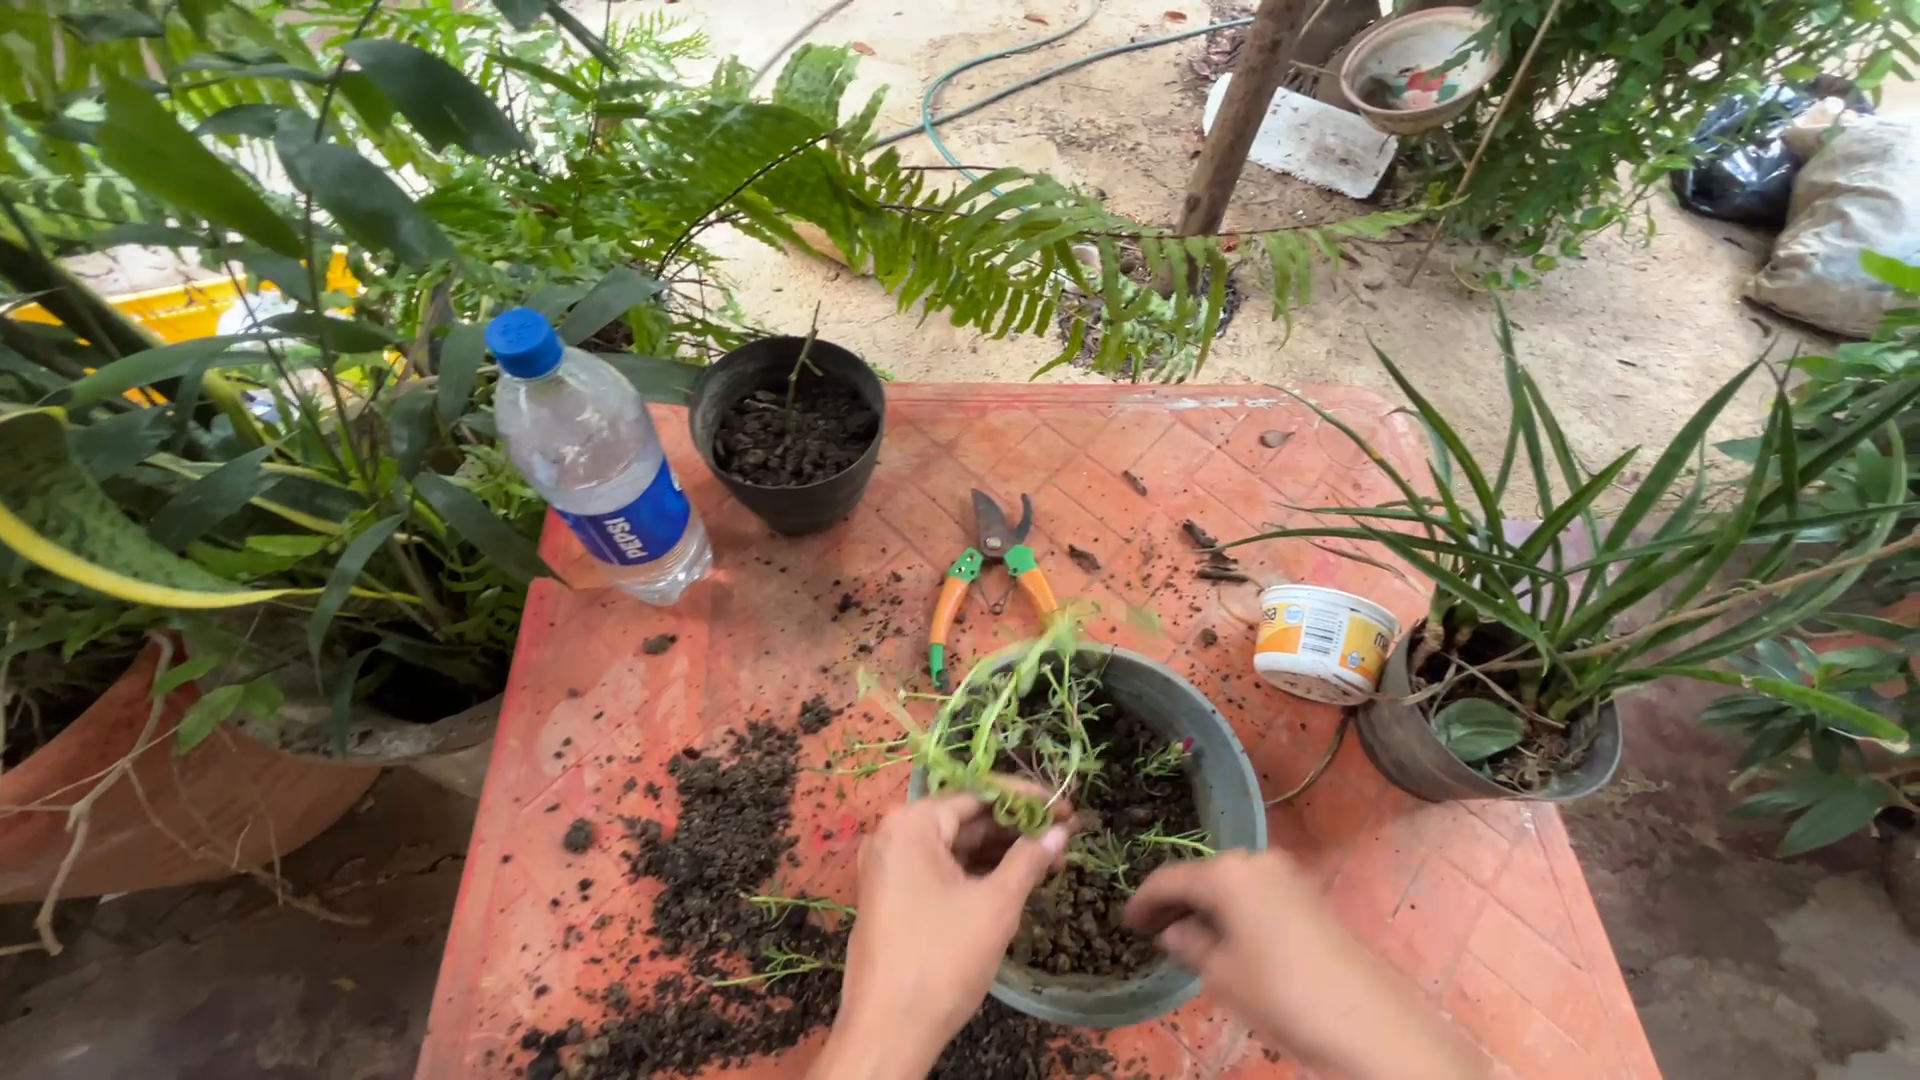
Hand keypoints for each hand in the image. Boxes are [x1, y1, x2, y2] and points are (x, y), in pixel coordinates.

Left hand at [808, 794, 1068, 1079]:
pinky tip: (1016, 878)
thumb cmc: (942, 959)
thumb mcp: (996, 905)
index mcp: (912, 823)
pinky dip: (977, 872)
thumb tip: (1060, 831)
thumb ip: (1029, 860)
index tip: (1064, 805)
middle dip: (1015, 828)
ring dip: (1000, 851)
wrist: (887, 1033)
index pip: (977, 794)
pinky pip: (941, 869)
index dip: (1025, 800)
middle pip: (966, 818)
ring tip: (1051, 857)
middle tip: (1065, 833)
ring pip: (956, 846)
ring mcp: (890, 866)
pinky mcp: (893, 895)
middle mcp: (894, 834)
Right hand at [1126, 849, 1488, 1079]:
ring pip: (1230, 884)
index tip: (1125, 921)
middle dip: (1176, 902)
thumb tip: (1172, 931)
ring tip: (1187, 937)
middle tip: (1153, 931)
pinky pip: (1256, 893)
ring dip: (1206, 906)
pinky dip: (1234, 910)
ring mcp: (1286, 875)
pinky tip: (1228, 937)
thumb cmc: (1284, 995)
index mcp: (1226, 872)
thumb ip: (1190, 945)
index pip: (1170, 879)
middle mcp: (1254, 861)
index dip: (1144, 900)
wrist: (1372, 1023)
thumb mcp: (1224, 976)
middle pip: (1202, 876)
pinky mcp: (1308, 895)